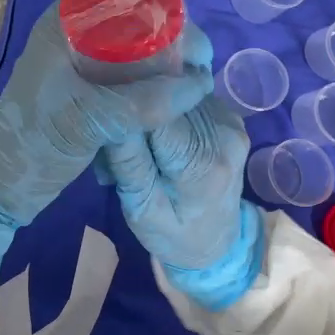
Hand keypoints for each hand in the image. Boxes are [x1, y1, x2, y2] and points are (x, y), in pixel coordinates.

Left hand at [0, 0, 212, 277]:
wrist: (1, 187)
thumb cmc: (33, 142)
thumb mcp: (88, 120)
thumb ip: (142, 102)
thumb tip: (200, 84)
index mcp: (63, 24)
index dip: (160, 6)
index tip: (193, 39)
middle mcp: (74, 35)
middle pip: (134, 20)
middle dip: (172, 38)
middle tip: (202, 68)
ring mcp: (82, 64)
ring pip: (136, 50)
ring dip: (166, 64)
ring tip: (197, 86)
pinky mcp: (90, 92)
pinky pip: (131, 77)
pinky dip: (153, 85)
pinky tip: (177, 101)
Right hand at [110, 97, 264, 310]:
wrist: (218, 245)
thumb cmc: (173, 234)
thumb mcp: (141, 209)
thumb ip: (129, 162)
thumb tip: (115, 112)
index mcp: (200, 162)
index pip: (155, 110)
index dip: (127, 101)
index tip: (105, 106)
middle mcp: (223, 134)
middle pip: (167, 94)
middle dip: (138, 99)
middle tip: (116, 122)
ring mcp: (230, 122)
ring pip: (177, 88)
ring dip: (153, 99)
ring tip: (137, 126)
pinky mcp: (229, 117)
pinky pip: (188, 96)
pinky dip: (168, 104)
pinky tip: (159, 127)